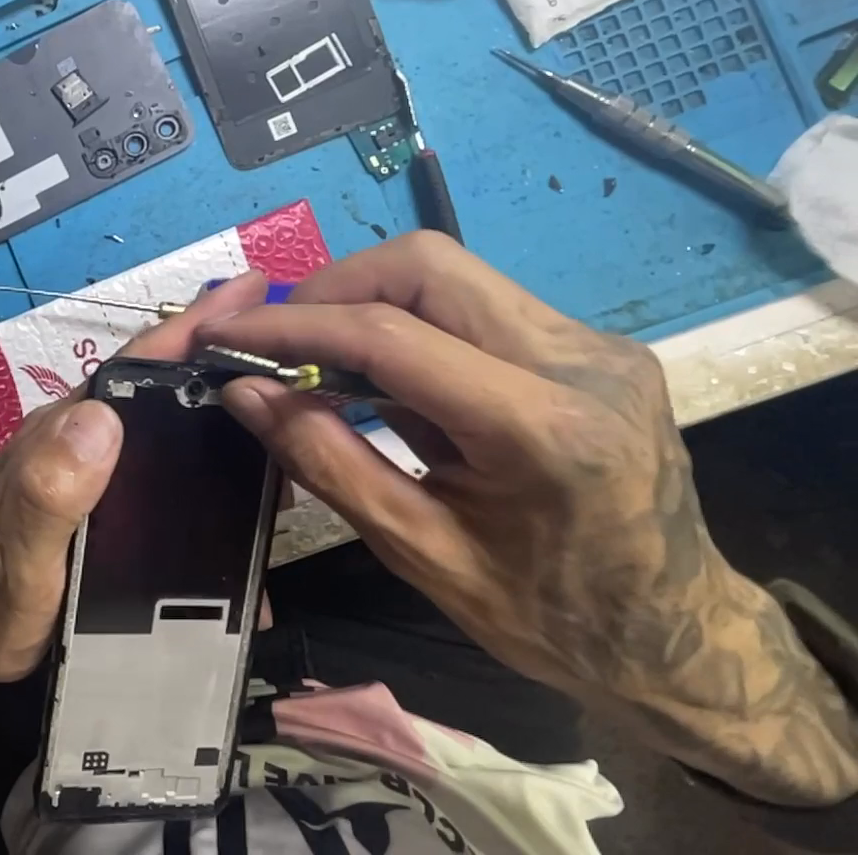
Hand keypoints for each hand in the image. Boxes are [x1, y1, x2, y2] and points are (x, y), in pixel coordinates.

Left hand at [0, 273, 272, 684]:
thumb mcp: (15, 553)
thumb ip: (48, 489)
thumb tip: (101, 414)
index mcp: (59, 435)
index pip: (131, 368)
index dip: (190, 328)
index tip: (253, 292)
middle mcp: (76, 443)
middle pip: (158, 396)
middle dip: (224, 371)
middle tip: (300, 370)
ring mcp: (87, 476)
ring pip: (166, 437)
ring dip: (223, 430)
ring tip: (292, 437)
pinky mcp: (97, 510)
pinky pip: (161, 483)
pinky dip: (205, 482)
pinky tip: (245, 504)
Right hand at [197, 232, 857, 806]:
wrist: (675, 636)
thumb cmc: (542, 614)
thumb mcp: (415, 550)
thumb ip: (324, 461)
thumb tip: (242, 390)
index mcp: (541, 429)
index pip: (389, 335)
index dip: (291, 326)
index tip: (225, 334)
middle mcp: (579, 362)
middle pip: (425, 265)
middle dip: (329, 289)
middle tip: (274, 340)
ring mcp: (591, 344)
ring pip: (446, 271)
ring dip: (361, 298)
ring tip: (311, 354)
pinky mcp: (584, 344)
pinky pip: (468, 299)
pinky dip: (399, 317)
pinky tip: (371, 368)